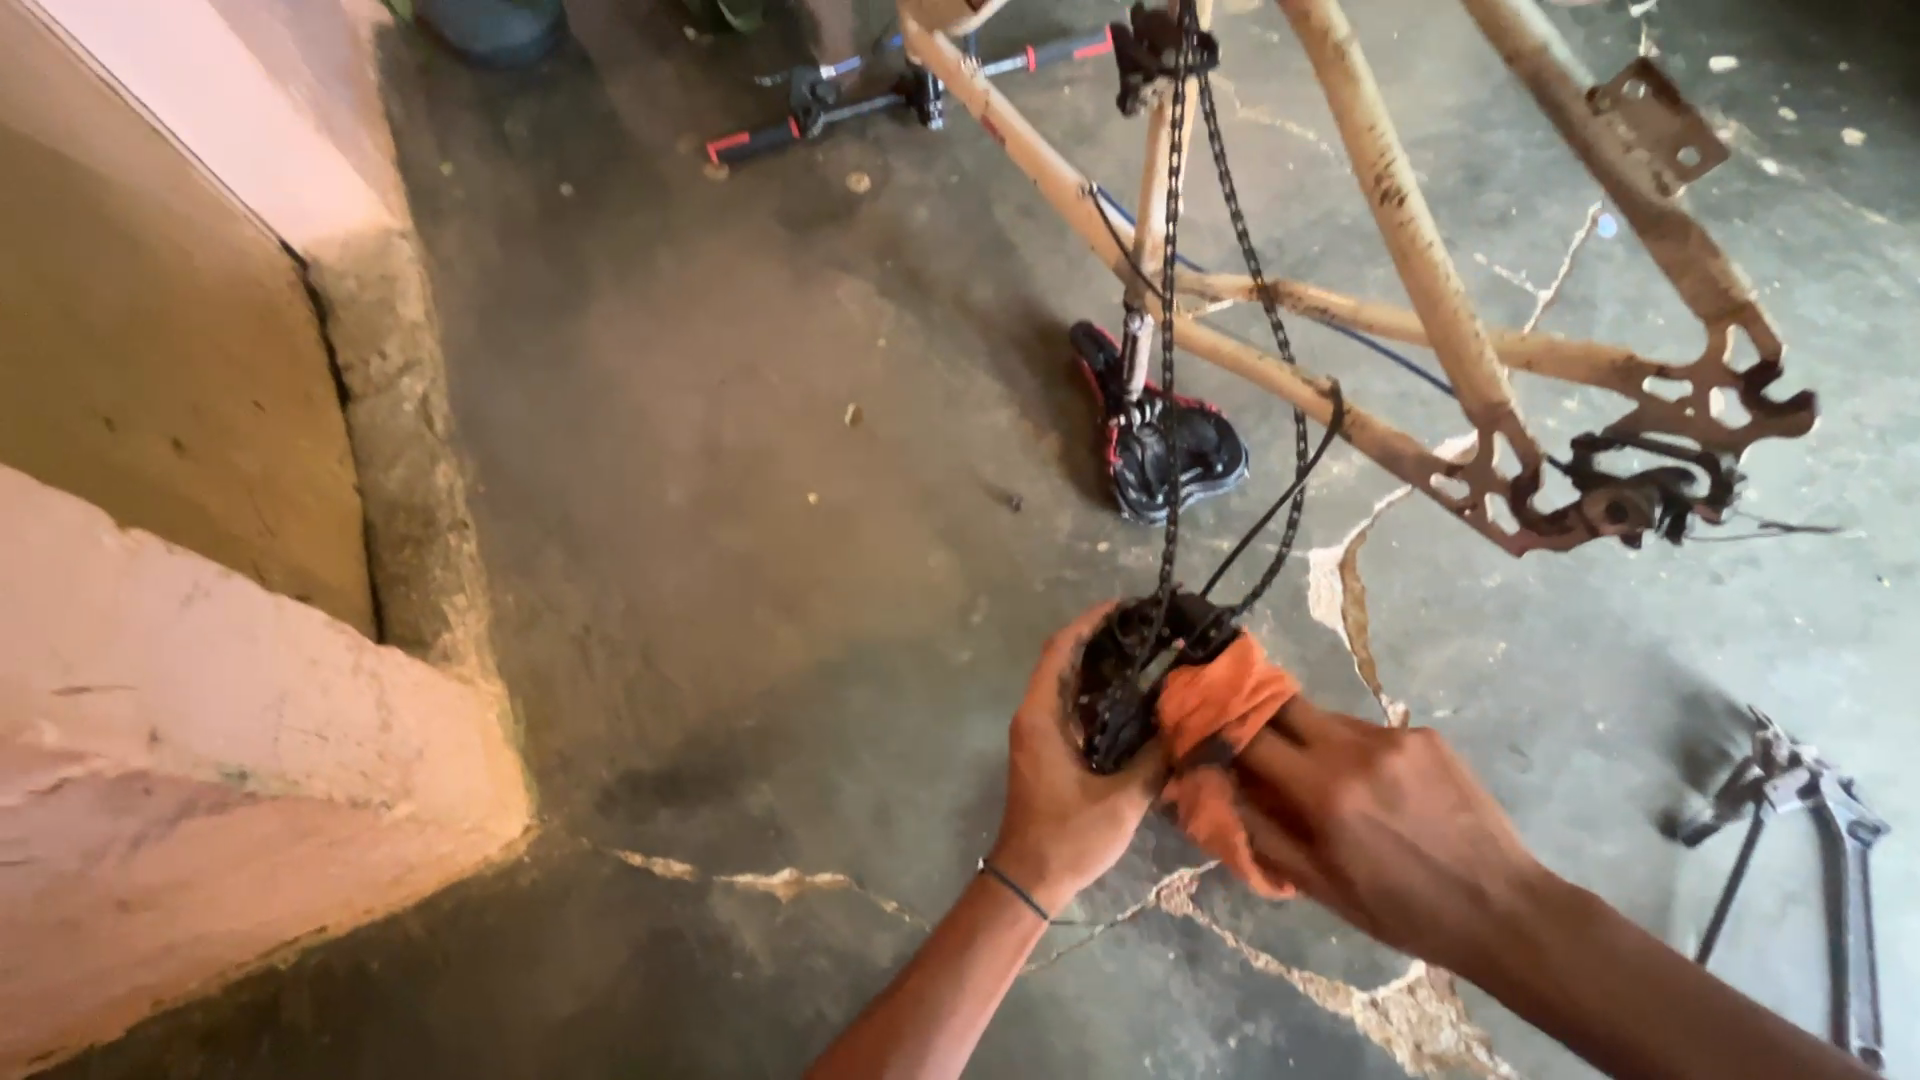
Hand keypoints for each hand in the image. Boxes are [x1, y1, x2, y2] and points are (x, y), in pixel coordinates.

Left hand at [987, 602, 1165, 913]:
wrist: (1030, 877)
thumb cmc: (1068, 836)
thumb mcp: (1120, 800)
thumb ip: (1154, 759)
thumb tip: (1188, 726)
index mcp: (1042, 716)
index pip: (1060, 651)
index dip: (1088, 622)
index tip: (1123, 606)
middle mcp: (1035, 715)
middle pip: (1063, 661)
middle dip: (1100, 639)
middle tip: (1145, 628)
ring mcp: (1039, 732)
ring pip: (1068, 684)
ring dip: (1100, 666)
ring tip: (1146, 653)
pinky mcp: (1048, 748)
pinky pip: (1073, 707)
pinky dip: (1098, 694)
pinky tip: (1135, 697)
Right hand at [1233, 698, 1548, 977]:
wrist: (1507, 911)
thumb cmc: (1404, 911)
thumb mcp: (1321, 886)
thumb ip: (1262, 832)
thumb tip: (1216, 790)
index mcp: (1324, 792)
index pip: (1248, 736)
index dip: (1218, 729)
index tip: (1201, 729)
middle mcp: (1355, 751)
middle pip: (1282, 703)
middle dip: (1257, 712)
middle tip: (1246, 729)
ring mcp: (1395, 737)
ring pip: (1325, 716)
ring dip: (1308, 736)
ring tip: (1321, 773)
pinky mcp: (1426, 736)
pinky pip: (1368, 730)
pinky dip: (1354, 749)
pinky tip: (1376, 785)